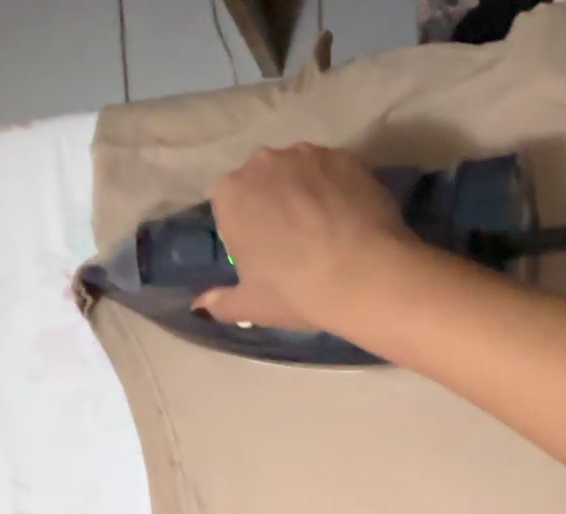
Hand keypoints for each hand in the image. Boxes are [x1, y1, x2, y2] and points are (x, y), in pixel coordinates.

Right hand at [193, 143, 415, 331]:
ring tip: (330, 234)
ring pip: (301, 175)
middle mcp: (264, 162)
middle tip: (299, 248)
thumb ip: (221, 303)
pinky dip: (340, 192)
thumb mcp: (252, 306)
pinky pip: (336, 174)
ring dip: (308, 196)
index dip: (248, 235)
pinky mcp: (347, 158)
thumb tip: (200, 305)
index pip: (231, 209)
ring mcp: (308, 155)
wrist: (365, 276)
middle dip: (276, 208)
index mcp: (230, 193)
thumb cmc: (297, 292)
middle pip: (265, 184)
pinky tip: (353, 222)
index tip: (268, 260)